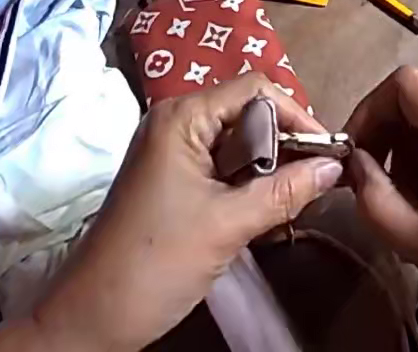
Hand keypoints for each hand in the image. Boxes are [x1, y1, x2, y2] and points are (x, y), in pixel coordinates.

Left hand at [0, 74, 344, 351]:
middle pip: (249, 109)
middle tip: (315, 171)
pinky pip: (224, 158)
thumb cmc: (153, 266)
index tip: (324, 148)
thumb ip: (286, 190)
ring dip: (270, 162)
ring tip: (297, 189)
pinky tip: (267, 202)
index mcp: (184, 116)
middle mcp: (177, 119)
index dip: (296, 114)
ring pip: (240, 136)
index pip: (256, 89)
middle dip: (285, 140)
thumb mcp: (228, 226)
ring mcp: (172, 146)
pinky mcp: (173, 172)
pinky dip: (249, 176)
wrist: (81, 329)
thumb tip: (336, 166)